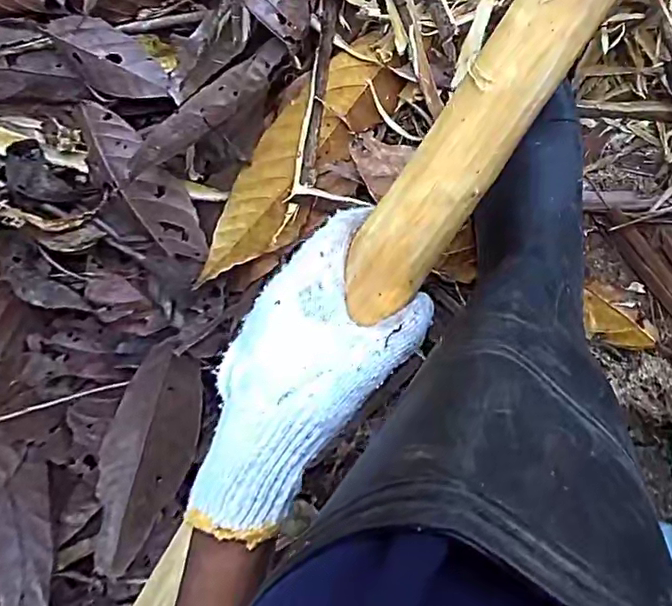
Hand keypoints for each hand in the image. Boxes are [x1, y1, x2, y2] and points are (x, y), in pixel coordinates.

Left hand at [187, 207, 432, 542]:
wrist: (254, 449)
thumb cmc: (313, 397)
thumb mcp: (374, 360)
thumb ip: (407, 326)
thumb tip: (422, 304)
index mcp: (306, 277)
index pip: (340, 226)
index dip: (368, 221)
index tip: (387, 226)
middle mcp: (276, 287)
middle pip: (321, 254)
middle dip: (353, 260)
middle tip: (379, 275)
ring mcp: (258, 315)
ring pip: (301, 283)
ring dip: (329, 288)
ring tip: (354, 313)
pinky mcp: (248, 342)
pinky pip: (284, 312)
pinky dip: (308, 315)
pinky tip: (322, 348)